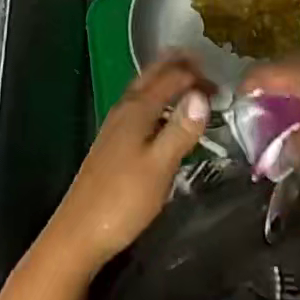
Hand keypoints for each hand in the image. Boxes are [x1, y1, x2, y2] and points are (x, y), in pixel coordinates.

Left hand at [40, 56, 212, 272]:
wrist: (77, 235)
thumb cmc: (123, 201)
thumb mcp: (160, 166)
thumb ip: (181, 129)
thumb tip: (201, 94)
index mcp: (138, 110)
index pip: (171, 77)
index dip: (196, 75)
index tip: (221, 84)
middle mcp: (125, 109)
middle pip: (152, 75)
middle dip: (177, 65)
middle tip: (203, 64)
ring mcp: (115, 125)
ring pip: (144, 89)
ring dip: (167, 79)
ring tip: (189, 81)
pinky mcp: (112, 143)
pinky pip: (140, 105)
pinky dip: (158, 98)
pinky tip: (164, 116)